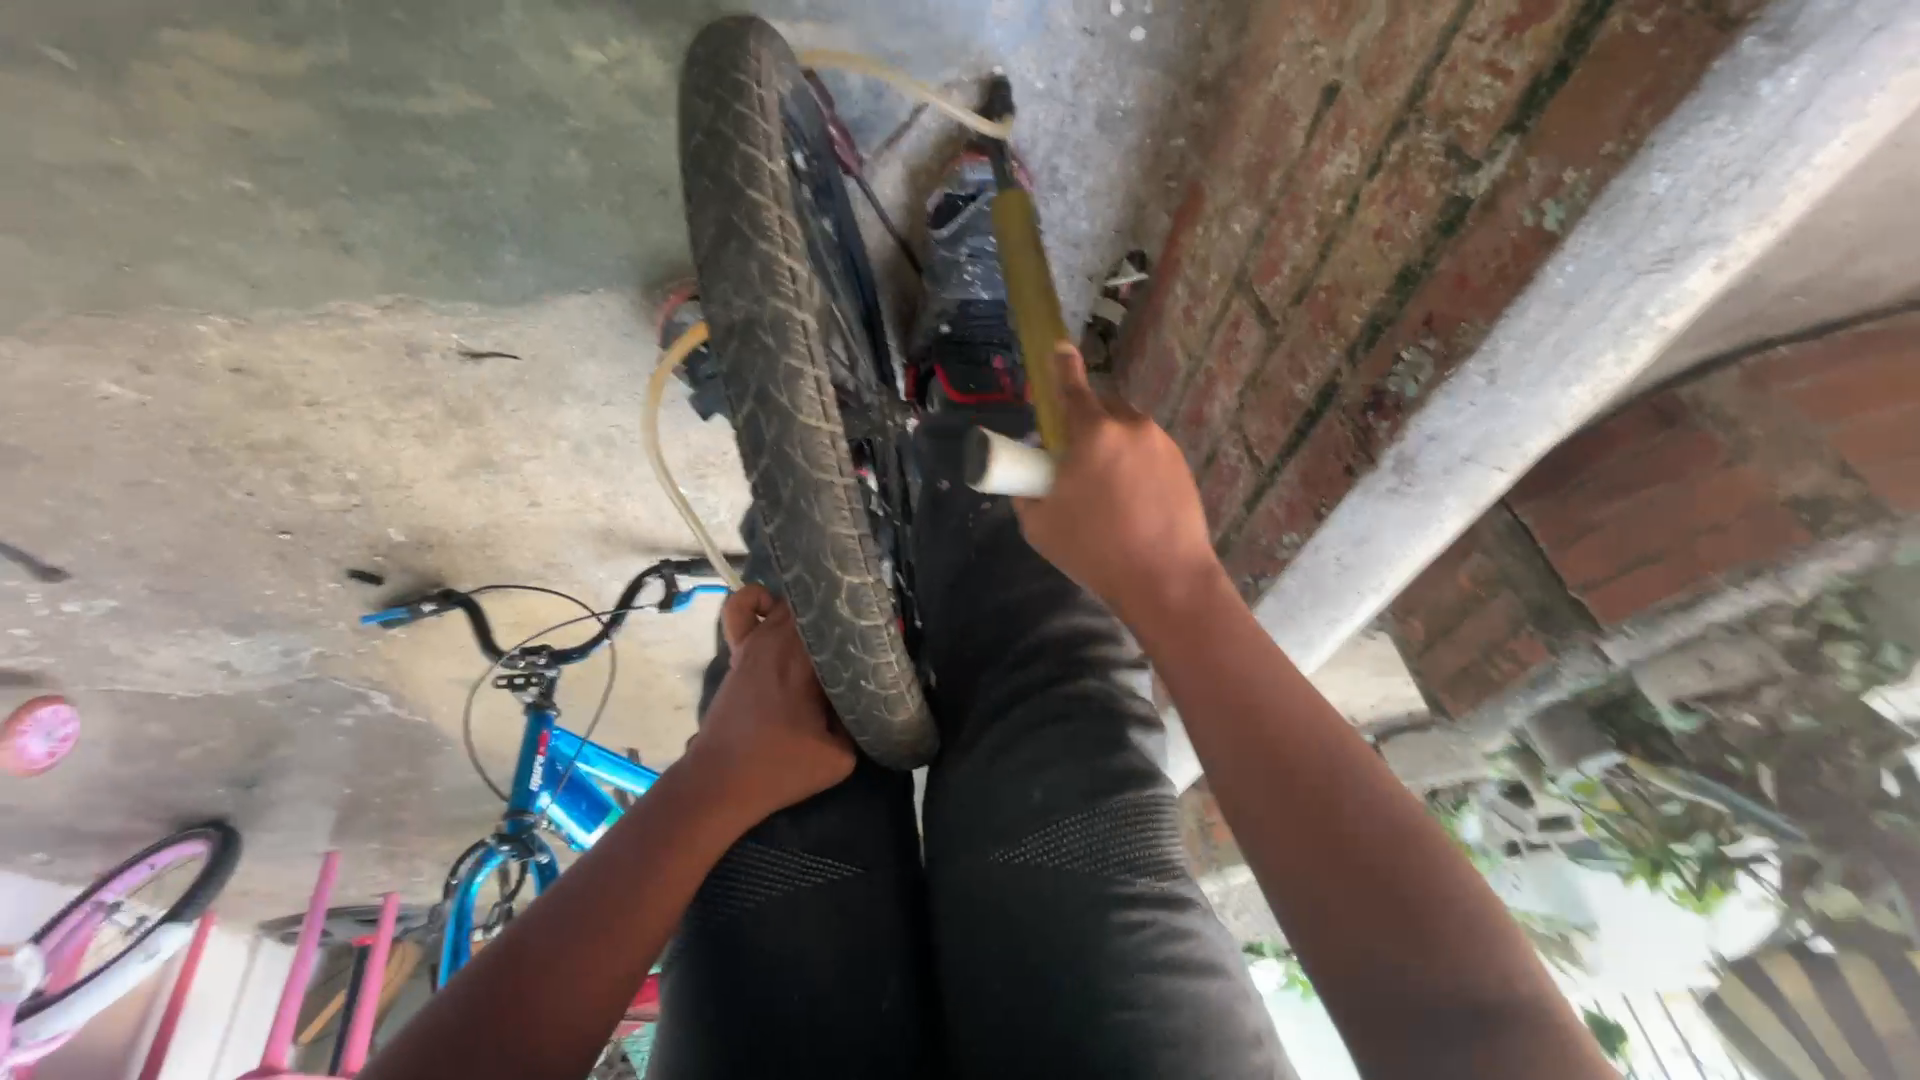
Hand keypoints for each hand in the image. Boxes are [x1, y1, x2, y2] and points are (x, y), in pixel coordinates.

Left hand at [682, 585, 855, 822]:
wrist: (720, 781)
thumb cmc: (779, 769)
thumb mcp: (840, 757)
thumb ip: (860, 721)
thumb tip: (869, 694)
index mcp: (806, 662)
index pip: (845, 624)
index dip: (870, 625)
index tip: (890, 636)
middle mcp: (780, 642)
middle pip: (819, 608)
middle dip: (846, 614)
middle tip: (868, 632)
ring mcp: (755, 642)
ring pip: (789, 604)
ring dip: (812, 610)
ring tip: (833, 623)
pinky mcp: (738, 650)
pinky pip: (742, 608)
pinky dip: (759, 601)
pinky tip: (776, 611)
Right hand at [1013, 345, 1225, 623]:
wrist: (1166, 580)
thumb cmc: (1094, 550)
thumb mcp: (1039, 524)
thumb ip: (1028, 491)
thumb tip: (1032, 478)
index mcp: (1093, 433)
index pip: (1071, 386)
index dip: (1061, 366)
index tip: (1059, 347)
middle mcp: (1131, 427)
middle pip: (1101, 408)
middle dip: (1085, 423)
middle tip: (1073, 460)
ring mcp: (1162, 445)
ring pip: (1126, 431)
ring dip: (1111, 446)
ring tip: (1105, 491)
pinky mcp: (1182, 466)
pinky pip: (1147, 452)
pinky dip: (1134, 466)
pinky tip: (1130, 503)